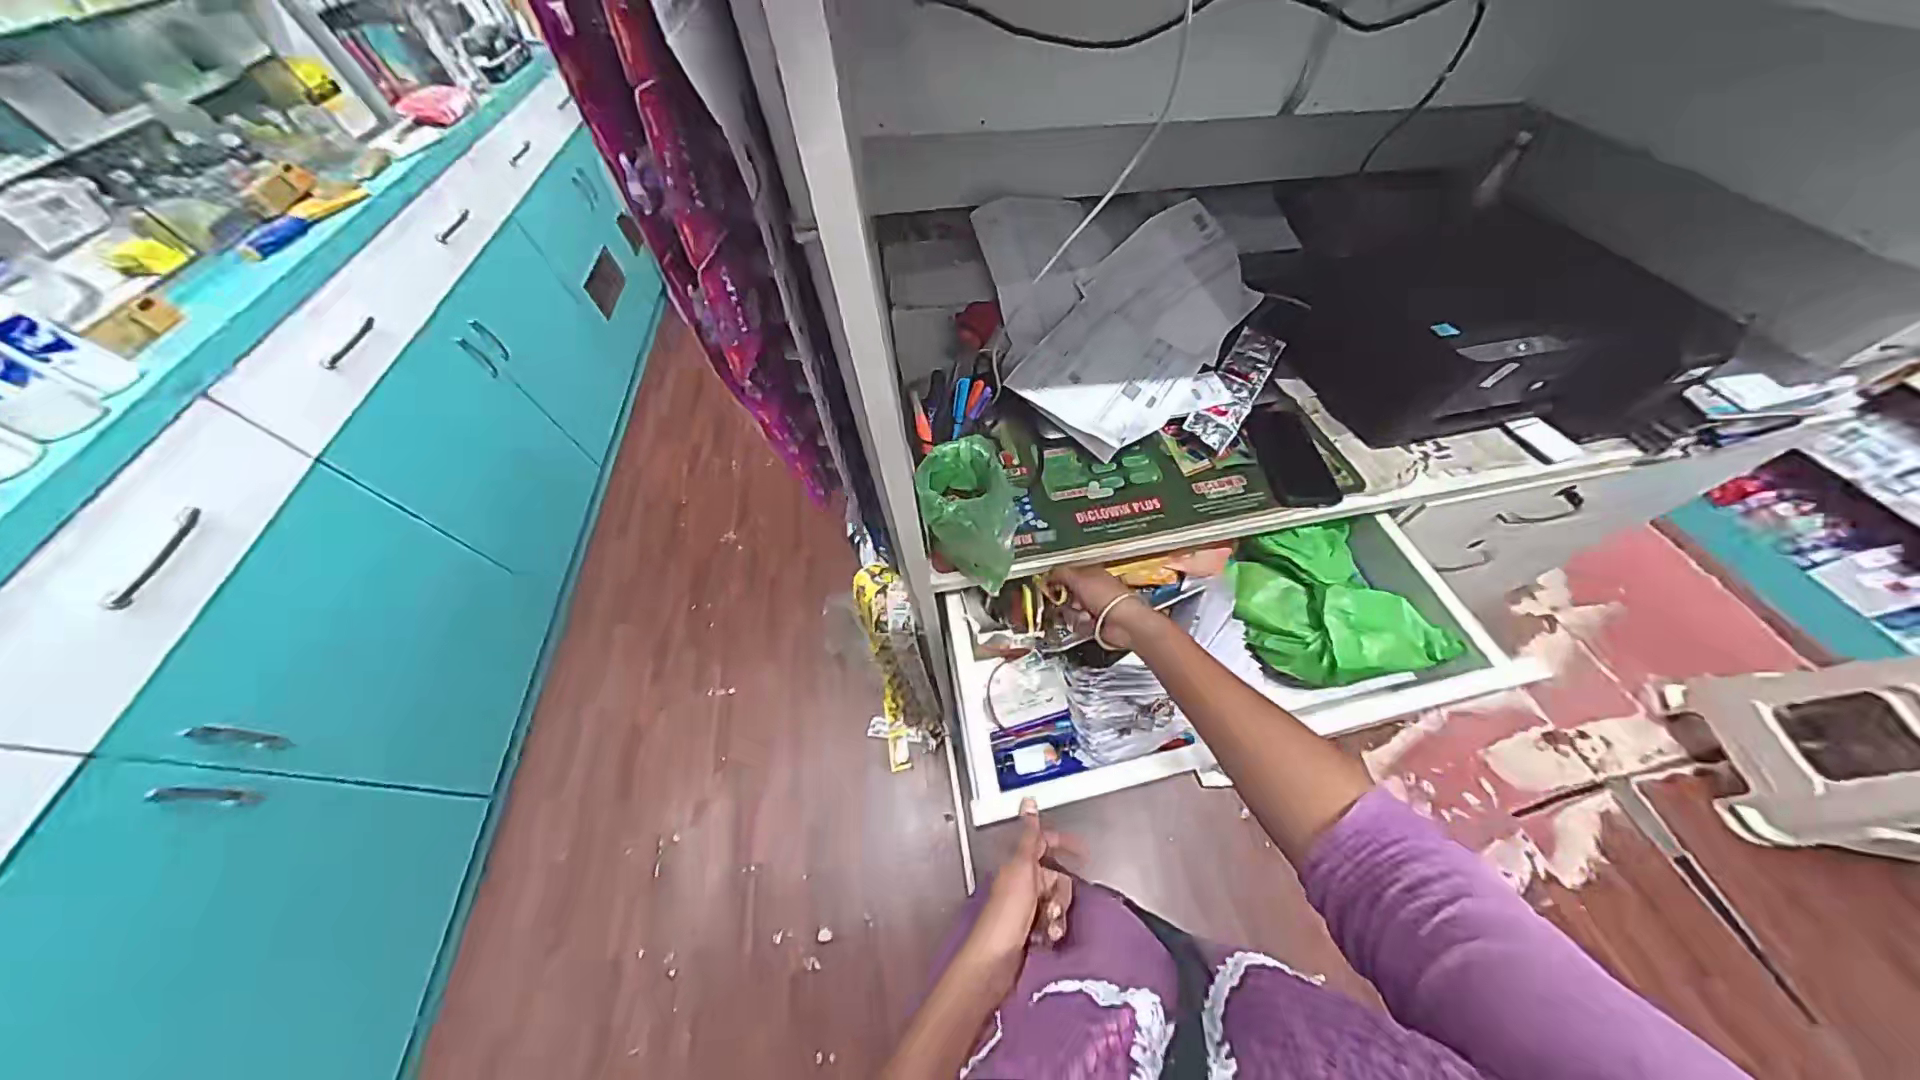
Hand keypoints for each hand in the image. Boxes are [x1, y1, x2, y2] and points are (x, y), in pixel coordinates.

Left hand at [958, 798, 1078, 995]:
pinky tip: (1049, 939)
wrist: (995, 962)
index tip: (1084, 853)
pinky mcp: (1031, 930)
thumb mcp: (1022, 869)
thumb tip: (1028, 801)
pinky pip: (1053, 923)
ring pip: (1057, 901)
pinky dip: (1054, 930)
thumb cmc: (1007, 914)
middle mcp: (1022, 882)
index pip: (1043, 843)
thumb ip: (1028, 836)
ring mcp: (1027, 907)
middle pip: (1056, 876)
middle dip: (1061, 892)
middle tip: (1053, 906)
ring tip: (1050, 927)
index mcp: (1018, 864)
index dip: (1063, 844)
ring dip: (1058, 914)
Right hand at [1047, 564, 1150, 650]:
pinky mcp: (1094, 623)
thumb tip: (1050, 573)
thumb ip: (1061, 574)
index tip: (1049, 584)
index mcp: (1093, 574)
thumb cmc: (1109, 598)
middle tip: (1065, 602)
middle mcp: (1094, 590)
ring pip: (1070, 611)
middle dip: (1064, 600)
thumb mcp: (1079, 580)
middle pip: (1068, 595)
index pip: (1069, 574)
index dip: (1058, 579)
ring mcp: (1094, 607)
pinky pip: (1077, 624)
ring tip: (1083, 614)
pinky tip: (1088, 622)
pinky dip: (1081, 624)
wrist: (1123, 622)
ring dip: (1073, 614)